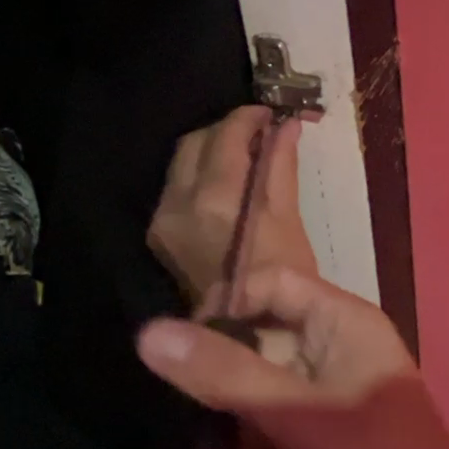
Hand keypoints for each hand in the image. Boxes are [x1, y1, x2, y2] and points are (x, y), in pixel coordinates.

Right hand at [135, 267, 448, 448]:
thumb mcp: (301, 416)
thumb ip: (228, 374)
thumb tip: (149, 332)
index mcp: (343, 323)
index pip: (270, 283)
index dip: (223, 303)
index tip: (177, 345)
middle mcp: (331, 348)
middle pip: (256, 332)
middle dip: (216, 363)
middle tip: (173, 397)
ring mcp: (321, 393)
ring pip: (252, 380)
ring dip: (224, 406)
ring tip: (193, 431)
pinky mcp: (311, 434)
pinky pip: (262, 418)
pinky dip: (242, 437)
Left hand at [148, 106, 318, 303]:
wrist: (251, 334)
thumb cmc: (283, 281)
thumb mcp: (288, 220)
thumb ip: (280, 166)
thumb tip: (286, 126)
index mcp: (214, 199)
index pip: (224, 137)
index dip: (247, 118)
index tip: (270, 114)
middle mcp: (178, 204)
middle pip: (195, 144)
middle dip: (227, 132)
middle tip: (259, 133)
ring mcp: (164, 221)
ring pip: (181, 164)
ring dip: (212, 153)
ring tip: (246, 157)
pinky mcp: (160, 235)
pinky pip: (176, 189)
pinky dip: (200, 177)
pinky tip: (227, 186)